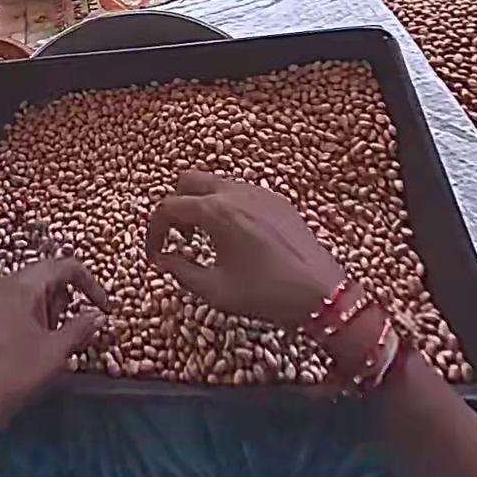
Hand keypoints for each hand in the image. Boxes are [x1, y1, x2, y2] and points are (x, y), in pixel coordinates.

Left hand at [0, 257, 107, 420]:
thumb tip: (98, 316)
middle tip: (73, 329)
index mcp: (26, 284)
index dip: (90, 283)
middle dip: (69, 298)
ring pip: (36, 291)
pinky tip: (36, 345)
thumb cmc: (16, 371)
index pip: (67, 266)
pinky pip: (22, 303)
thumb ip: (81, 328)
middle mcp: (9, 283)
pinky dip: (37, 316)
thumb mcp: (56, 350)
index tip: (103, 306)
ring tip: (53, 341)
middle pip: (51, 275)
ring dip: (53, 309)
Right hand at [144, 171, 344, 328]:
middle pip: (188, 181)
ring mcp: (258, 192)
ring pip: (215, 182)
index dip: (154, 231)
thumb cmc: (266, 294)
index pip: (168, 207)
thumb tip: (162, 260)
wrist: (322, 294)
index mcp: (215, 211)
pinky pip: (239, 190)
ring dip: (200, 203)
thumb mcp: (215, 290)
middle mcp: (234, 192)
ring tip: (205, 237)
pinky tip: (235, 235)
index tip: (155, 254)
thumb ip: (180, 271)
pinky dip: (225, 204)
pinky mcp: (276, 199)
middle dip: (175, 206)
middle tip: (179, 237)